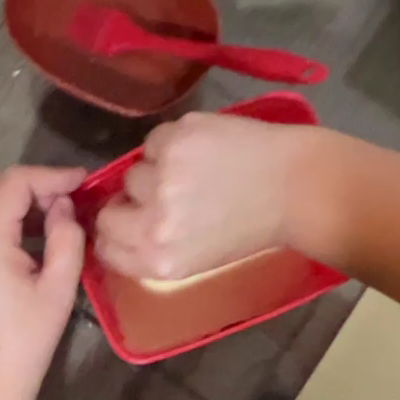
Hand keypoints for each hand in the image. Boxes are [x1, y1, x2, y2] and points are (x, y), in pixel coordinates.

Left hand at [0, 166, 87, 399]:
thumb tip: (63, 206)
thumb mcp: (59, 290)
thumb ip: (65, 239)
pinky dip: (2, 221)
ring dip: (16, 202)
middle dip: (31, 184)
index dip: (51, 175)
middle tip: (67, 201)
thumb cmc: (27, 341)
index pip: (15, 182)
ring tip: (52, 220)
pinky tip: (29, 242)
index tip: (83, 182)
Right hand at [94, 112, 317, 280]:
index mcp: (158, 260)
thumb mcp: (193, 261)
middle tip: (161, 196)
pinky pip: (154, 141)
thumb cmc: (247, 230)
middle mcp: (154, 222)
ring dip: (154, 170)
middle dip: (130, 202)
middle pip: (111, 208)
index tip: (129, 222)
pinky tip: (202, 151)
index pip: (105, 245)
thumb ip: (151, 250)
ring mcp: (163, 177)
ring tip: (192, 173)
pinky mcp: (176, 138)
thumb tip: (118, 226)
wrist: (294, 188)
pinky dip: (172, 143)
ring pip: (133, 171)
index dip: (115, 232)